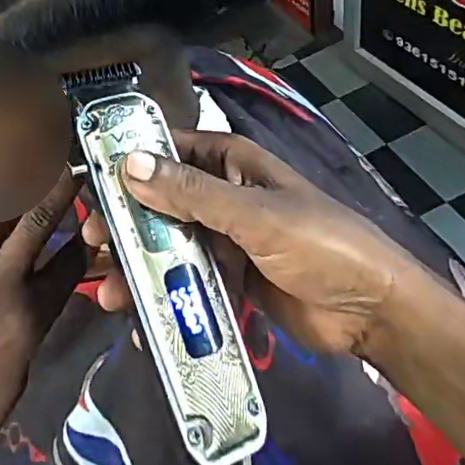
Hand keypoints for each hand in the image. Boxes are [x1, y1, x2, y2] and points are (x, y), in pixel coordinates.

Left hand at [0, 170, 83, 464]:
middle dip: (57, 190)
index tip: (90, 225)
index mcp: (28, 319)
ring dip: (10, 198)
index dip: (83, 241)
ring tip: (21, 179)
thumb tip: (41, 292)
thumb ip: (32, 323)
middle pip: (35, 222)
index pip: (67, 265)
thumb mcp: (18, 374)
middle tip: (68, 168)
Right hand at [82, 130, 412, 356]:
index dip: (130, 160)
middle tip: (93, 240)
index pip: (170, 150)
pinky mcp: (230, 278)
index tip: (92, 180)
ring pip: (168, 244)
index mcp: (230, 163)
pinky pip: (186, 280)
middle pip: (161, 201)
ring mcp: (225, 239)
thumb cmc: (318, 242)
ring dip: (138, 263)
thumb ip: (191, 194)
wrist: (373, 311)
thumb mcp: (253, 214)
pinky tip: (137, 314)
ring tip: (109, 289)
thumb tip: (129, 164)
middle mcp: (222, 195)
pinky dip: (162, 294)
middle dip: (126, 221)